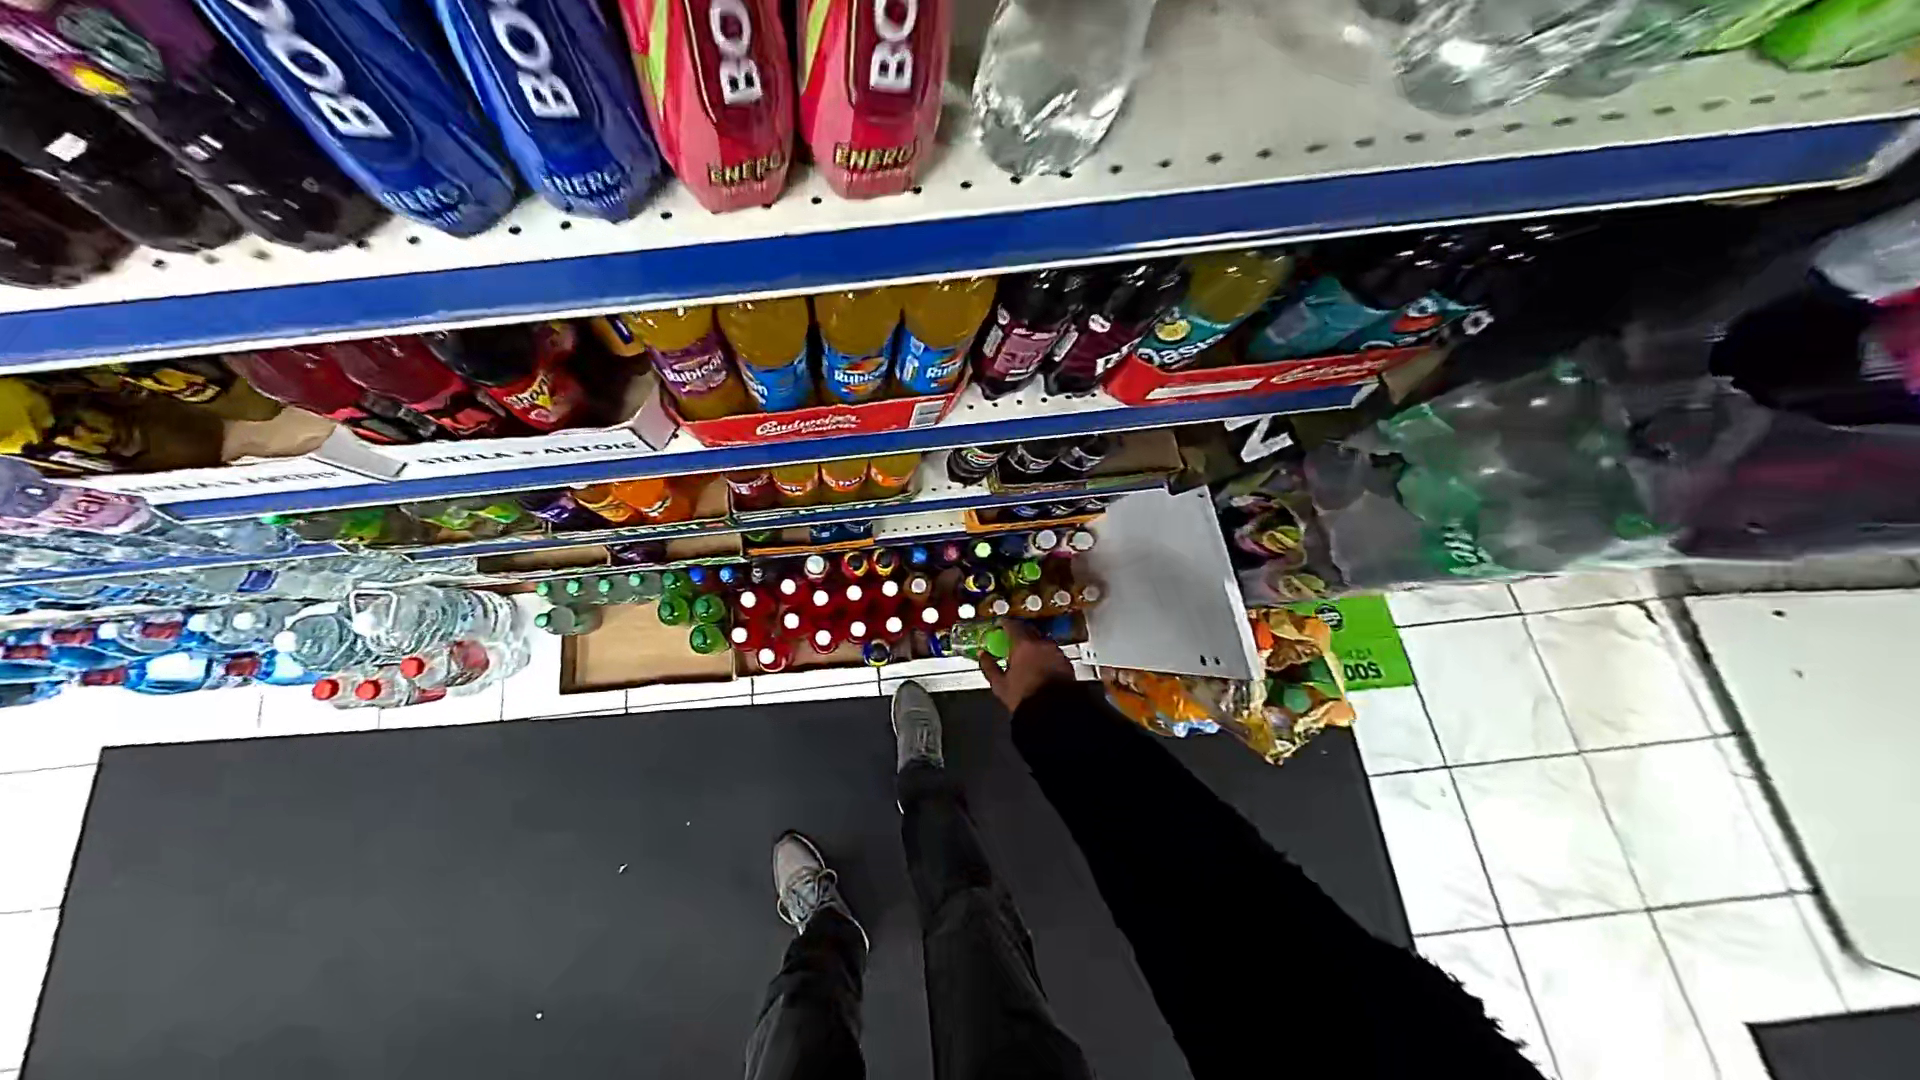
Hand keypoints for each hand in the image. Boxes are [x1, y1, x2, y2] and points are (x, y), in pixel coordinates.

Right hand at [978, 618, 1075, 712]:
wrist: (1054, 713)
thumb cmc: (1026, 699)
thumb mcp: (1000, 685)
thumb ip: (989, 666)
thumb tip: (983, 657)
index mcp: (1024, 646)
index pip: (1013, 625)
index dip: (1005, 623)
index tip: (1001, 625)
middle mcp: (1042, 644)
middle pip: (1030, 630)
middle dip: (1021, 632)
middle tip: (1012, 639)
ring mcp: (1056, 653)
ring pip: (1043, 642)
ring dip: (1035, 645)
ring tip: (1027, 655)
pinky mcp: (1066, 663)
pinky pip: (1053, 653)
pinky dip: (1046, 656)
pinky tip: (1041, 666)